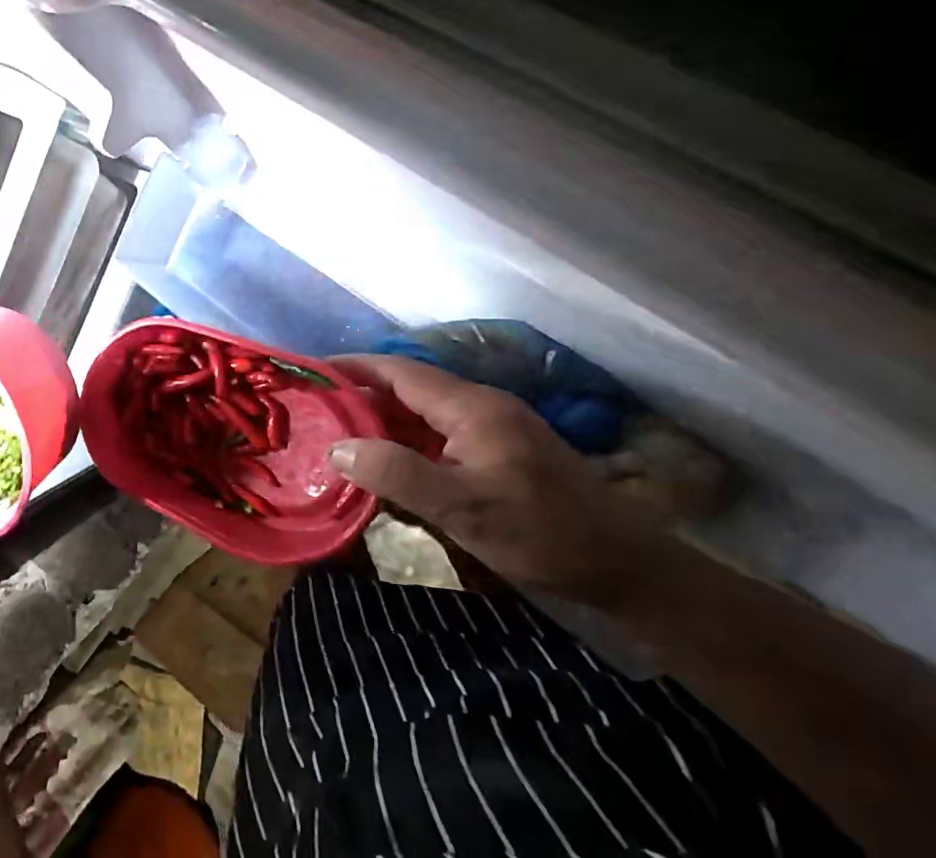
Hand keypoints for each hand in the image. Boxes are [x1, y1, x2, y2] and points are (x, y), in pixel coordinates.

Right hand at [328, 354, 666, 607]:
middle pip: (409, 389)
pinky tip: (386, 464)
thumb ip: (396, 473)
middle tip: (315, 413)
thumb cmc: (541, 534)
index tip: (312, 373)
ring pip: (423, 414)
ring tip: (337, 436)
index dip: (354, 368)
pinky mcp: (499, 453)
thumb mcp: (462, 508)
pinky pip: (439, 436)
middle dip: (361, 396)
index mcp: (472, 407)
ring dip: (382, 421)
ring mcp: (493, 429)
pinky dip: (406, 443)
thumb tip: (337, 448)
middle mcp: (481, 407)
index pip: (400, 372)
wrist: (624, 568)